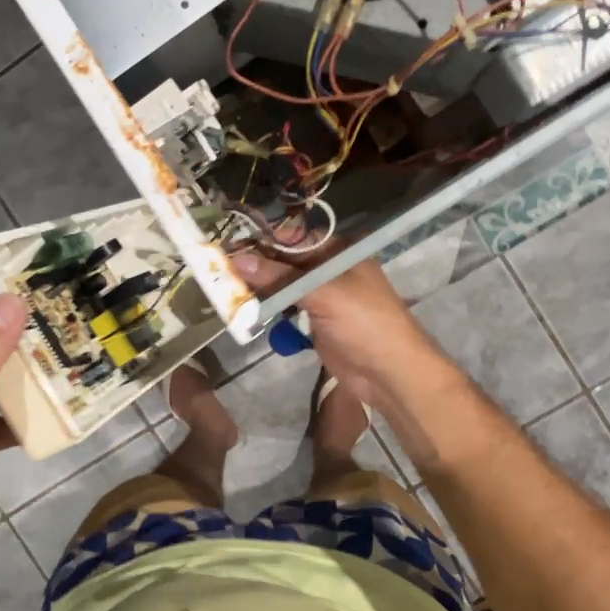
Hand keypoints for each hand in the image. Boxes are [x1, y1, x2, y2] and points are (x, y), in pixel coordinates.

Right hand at [230, 251, 451, 407]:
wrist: (391, 373)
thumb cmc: (365, 323)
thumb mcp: (322, 293)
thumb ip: (279, 277)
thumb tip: (237, 259)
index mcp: (338, 252)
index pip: (293, 237)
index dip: (262, 240)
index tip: (227, 245)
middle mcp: (329, 270)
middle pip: (284, 262)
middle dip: (255, 267)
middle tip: (218, 271)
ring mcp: (323, 298)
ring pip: (283, 288)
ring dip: (258, 291)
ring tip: (225, 292)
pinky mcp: (316, 324)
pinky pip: (286, 312)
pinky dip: (268, 312)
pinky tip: (246, 314)